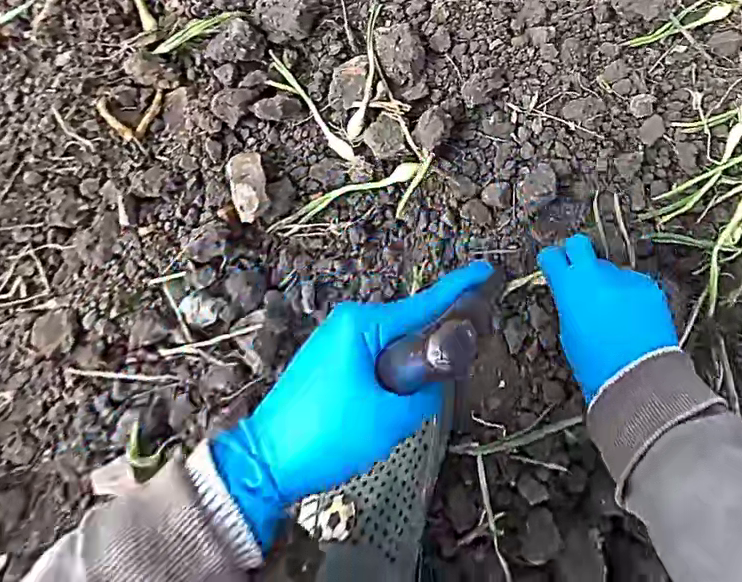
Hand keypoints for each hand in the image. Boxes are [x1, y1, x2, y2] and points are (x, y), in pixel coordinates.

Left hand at [209, 261, 494, 547]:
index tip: (486, 271)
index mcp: (364, 324)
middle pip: (410, 324)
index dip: (461, 287)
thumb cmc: (323, 438)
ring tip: (404, 397)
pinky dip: (387, 368)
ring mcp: (335, 337)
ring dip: (405, 363)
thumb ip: (425, 394)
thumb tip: (434, 383)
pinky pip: (372, 353)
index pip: (426, 302)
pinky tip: (385, 396)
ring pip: (391, 342)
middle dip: (431, 343)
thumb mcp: (390, 420)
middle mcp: (350, 320)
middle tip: (450, 362)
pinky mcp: (327, 357)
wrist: (255, 471)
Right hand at [538, 234, 677, 401]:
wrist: (639, 376)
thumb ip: (570, 305)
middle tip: (577, 269)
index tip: (553, 261)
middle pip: (580, 244)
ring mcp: (625, 277)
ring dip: (608, 283)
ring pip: (610, 269)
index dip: (552, 259)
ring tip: (612, 313)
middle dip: (576, 253)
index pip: (554, 257)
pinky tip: (632, 318)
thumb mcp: (570, 335)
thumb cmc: (598, 367)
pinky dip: (630, 295)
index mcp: (572, 288)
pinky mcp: (647, 284)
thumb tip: (573, 294)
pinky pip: (632, 283)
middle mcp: (598, 275)